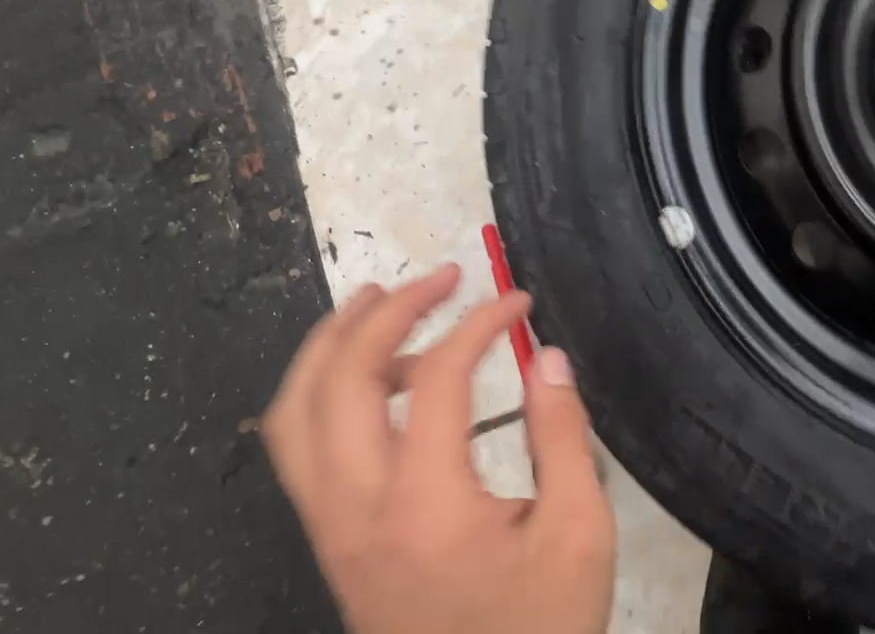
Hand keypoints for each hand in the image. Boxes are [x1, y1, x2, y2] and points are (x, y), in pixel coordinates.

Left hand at [262, 265, 615, 633]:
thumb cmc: (541, 627)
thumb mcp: (580, 532)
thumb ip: (563, 434)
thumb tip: (546, 355)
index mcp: (426, 507)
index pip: (440, 379)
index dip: (481, 323)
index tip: (519, 301)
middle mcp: (357, 512)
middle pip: (340, 381)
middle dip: (390, 310)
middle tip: (444, 276)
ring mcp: (331, 530)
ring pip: (294, 415)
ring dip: (333, 344)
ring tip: (377, 299)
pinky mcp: (331, 543)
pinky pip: (296, 451)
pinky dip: (318, 392)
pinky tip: (362, 375)